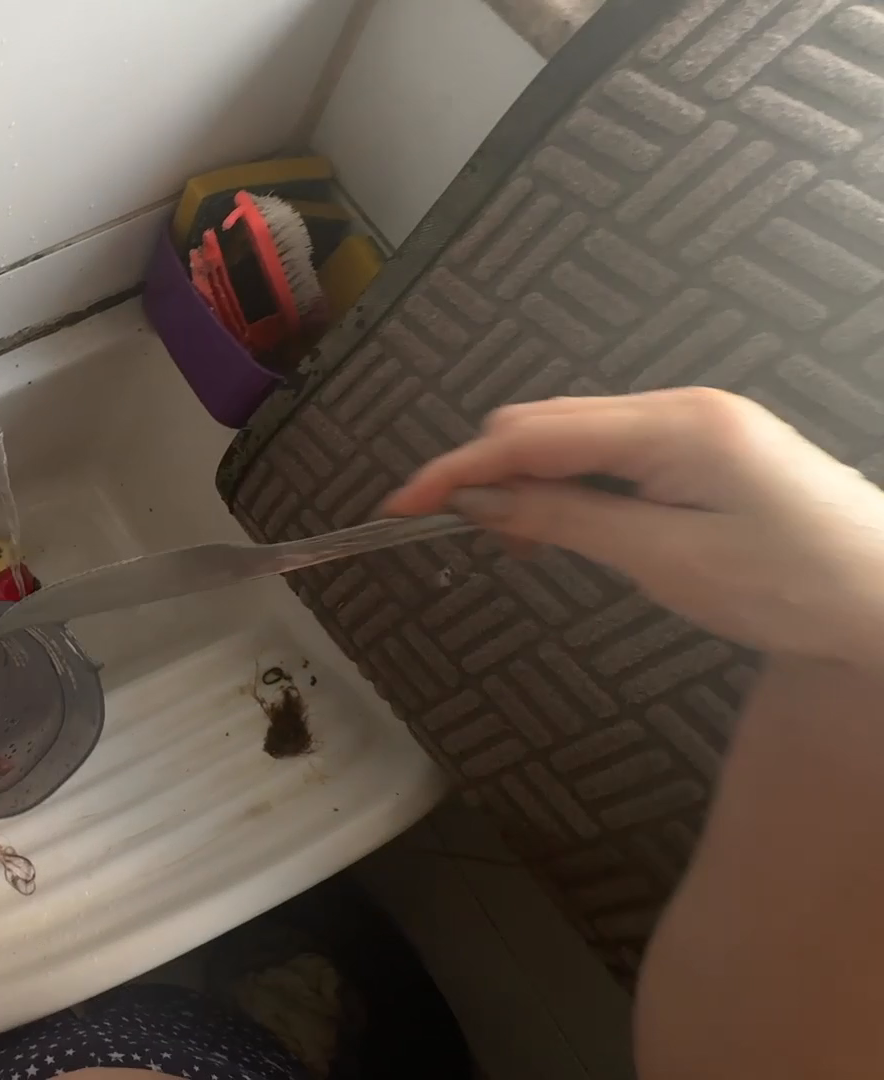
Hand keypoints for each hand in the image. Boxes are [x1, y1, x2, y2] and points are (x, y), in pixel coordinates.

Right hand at [382, 388, 883, 668]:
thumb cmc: (795, 587)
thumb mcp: (663, 559)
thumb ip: (558, 519)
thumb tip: (471, 502)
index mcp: (675, 428)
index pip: (528, 436)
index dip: (455, 469)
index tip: (398, 506)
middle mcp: (674, 409)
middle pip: (535, 424)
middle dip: (480, 470)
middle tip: (457, 532)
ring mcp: (682, 423)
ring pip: (555, 434)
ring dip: (514, 478)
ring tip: (510, 536)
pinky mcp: (686, 445)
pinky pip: (588, 451)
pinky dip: (550, 482)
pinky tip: (553, 519)